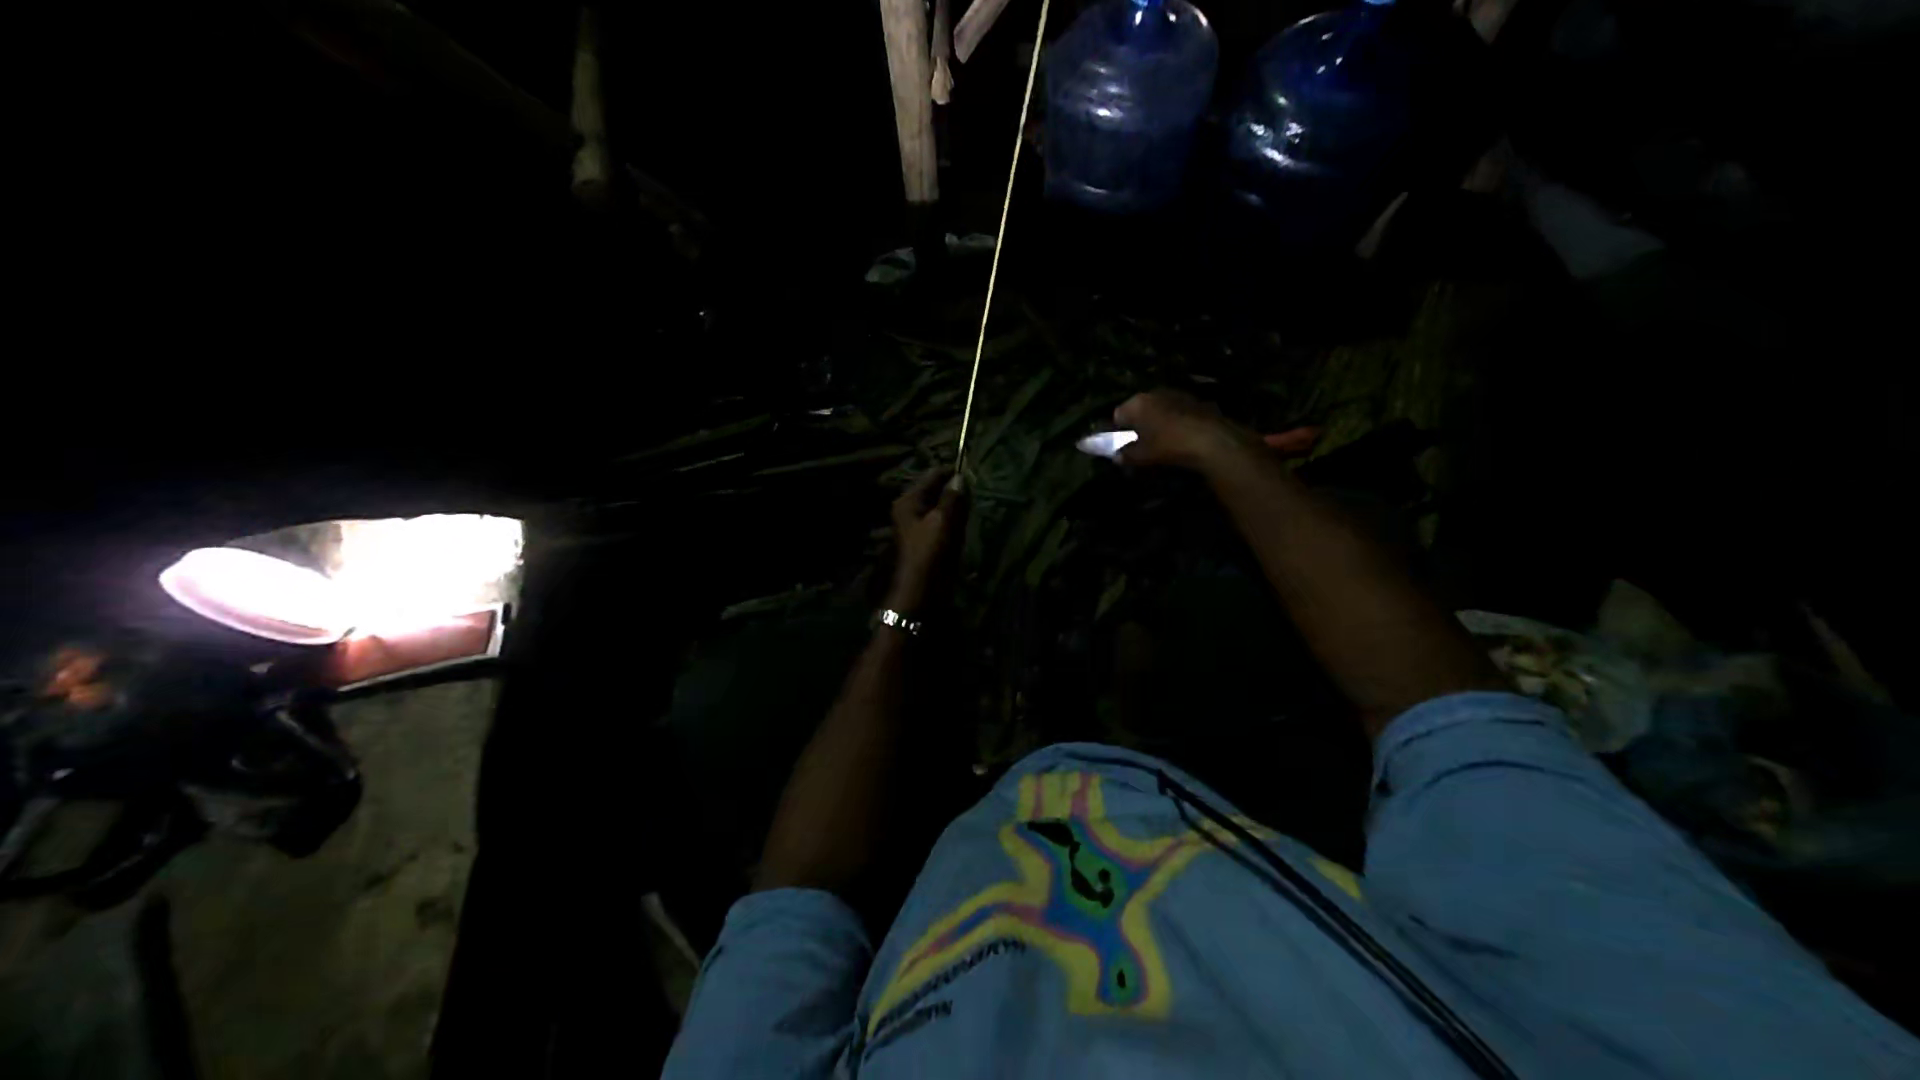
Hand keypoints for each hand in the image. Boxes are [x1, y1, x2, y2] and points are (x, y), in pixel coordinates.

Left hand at [887, 467, 966, 611]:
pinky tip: (964, 526)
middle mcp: (912, 510)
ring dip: (957, 508)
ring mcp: (920, 525)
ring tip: (970, 509)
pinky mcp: (930, 540)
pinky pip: (945, 523)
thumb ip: (952, 497)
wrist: (921, 590)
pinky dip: (956, 522)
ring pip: (943, 507)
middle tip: (973, 494)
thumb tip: (960, 477)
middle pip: (937, 491)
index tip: (972, 473)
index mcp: (909, 501)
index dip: (952, 473)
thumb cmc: (929, 552)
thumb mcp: (942, 520)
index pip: (932, 476)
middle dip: (956, 492)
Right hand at [1114, 389, 1261, 471]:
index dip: (1118, 431)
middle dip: (1139, 424)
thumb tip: (1117, 456)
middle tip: (1142, 444)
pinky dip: (1176, 421)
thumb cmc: (1168, 445)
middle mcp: (1155, 392)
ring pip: (1160, 408)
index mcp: (1137, 402)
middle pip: (1139, 408)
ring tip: (1163, 441)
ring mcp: (1178, 394)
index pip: (1118, 414)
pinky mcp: (1197, 400)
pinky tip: (1181, 437)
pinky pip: (1178, 411)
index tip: (1123, 446)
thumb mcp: (1142, 456)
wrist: (1212, 440)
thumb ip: (1125, 454)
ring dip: (1158, 421)